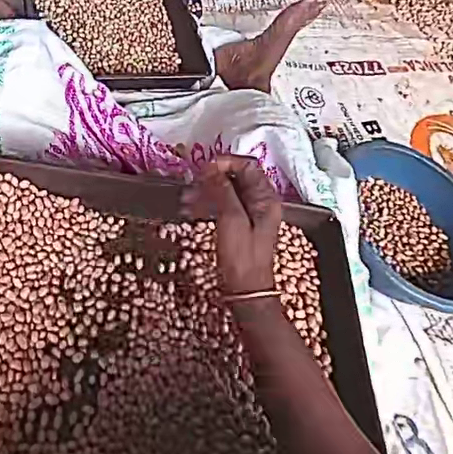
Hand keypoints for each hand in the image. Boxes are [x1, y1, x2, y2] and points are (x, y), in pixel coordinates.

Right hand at [182, 156, 280, 295]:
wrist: (245, 291)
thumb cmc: (242, 257)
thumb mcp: (231, 220)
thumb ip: (223, 191)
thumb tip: (212, 169)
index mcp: (265, 198)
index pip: (248, 167)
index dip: (226, 162)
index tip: (205, 167)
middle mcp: (260, 202)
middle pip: (236, 178)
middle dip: (212, 178)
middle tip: (192, 182)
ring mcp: (250, 214)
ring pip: (227, 192)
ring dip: (206, 192)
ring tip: (186, 198)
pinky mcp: (239, 225)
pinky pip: (223, 206)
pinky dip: (207, 205)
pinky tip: (190, 209)